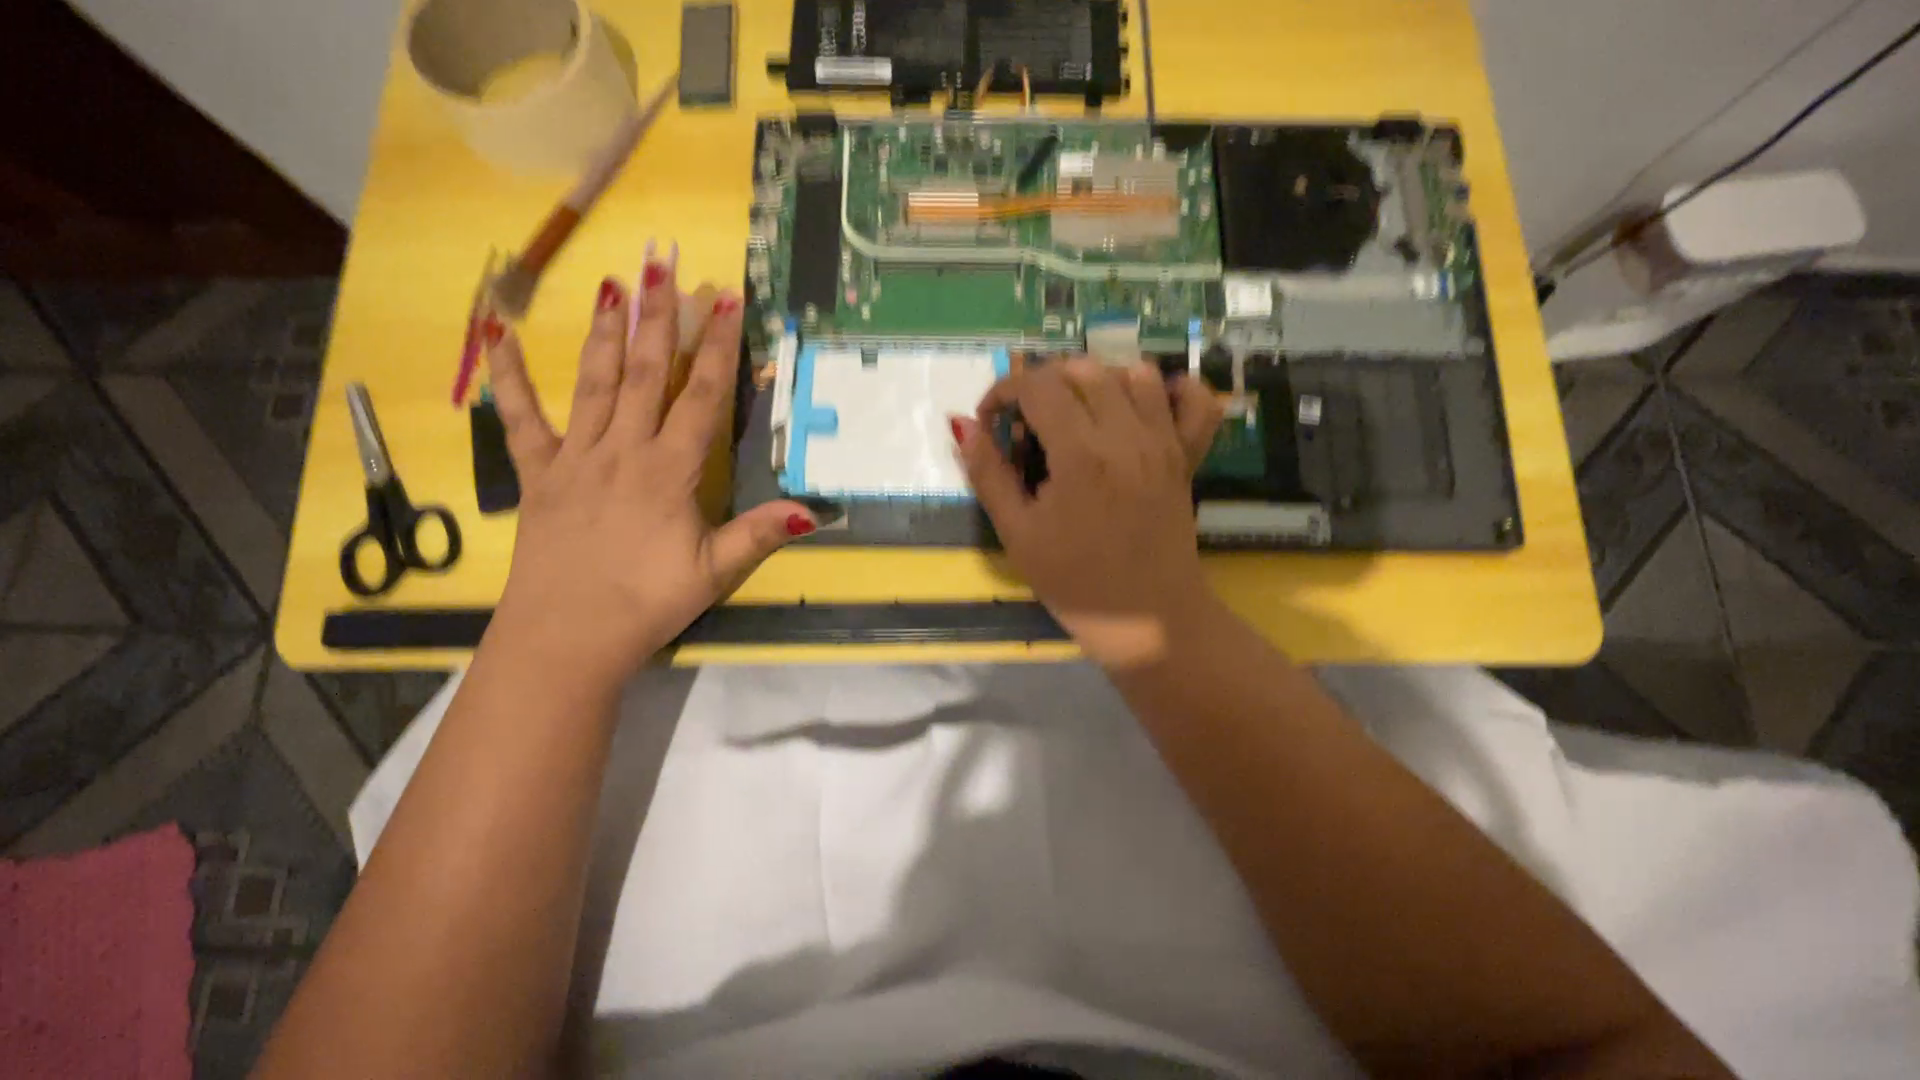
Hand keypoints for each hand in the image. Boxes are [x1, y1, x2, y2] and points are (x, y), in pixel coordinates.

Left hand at [482, 257, 817, 679]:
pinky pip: (523, 419)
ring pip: (594, 383)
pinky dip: (509, 378)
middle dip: (659, 317)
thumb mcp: (713, 573)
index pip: (701, 397)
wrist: (566, 636)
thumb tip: (816, 510)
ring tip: (614, 285)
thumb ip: (759, 533)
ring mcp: (576, 457)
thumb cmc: (645, 604)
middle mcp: (622, 450)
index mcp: (668, 471)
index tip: (727, 299)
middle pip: (646, 372)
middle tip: (663, 263)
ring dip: (607, 332)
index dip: (718, 347)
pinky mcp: (539, 474)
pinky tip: (499, 336)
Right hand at [954, 358, 1225, 668]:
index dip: (1004, 391)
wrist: (1147, 620)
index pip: (1038, 385)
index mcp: (1080, 455)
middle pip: (1082, 369)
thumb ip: (988, 474)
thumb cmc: (1075, 583)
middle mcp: (1126, 435)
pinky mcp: (1187, 455)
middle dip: (1044, 382)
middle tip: (1027, 420)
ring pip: (1133, 373)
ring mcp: (1163, 442)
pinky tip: (1144, 405)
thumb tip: (962, 426)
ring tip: (1077, 412)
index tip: (991, 419)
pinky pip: (1194, 400)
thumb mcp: (1017, 534)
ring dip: (1098, 380)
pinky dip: (1171, 389)